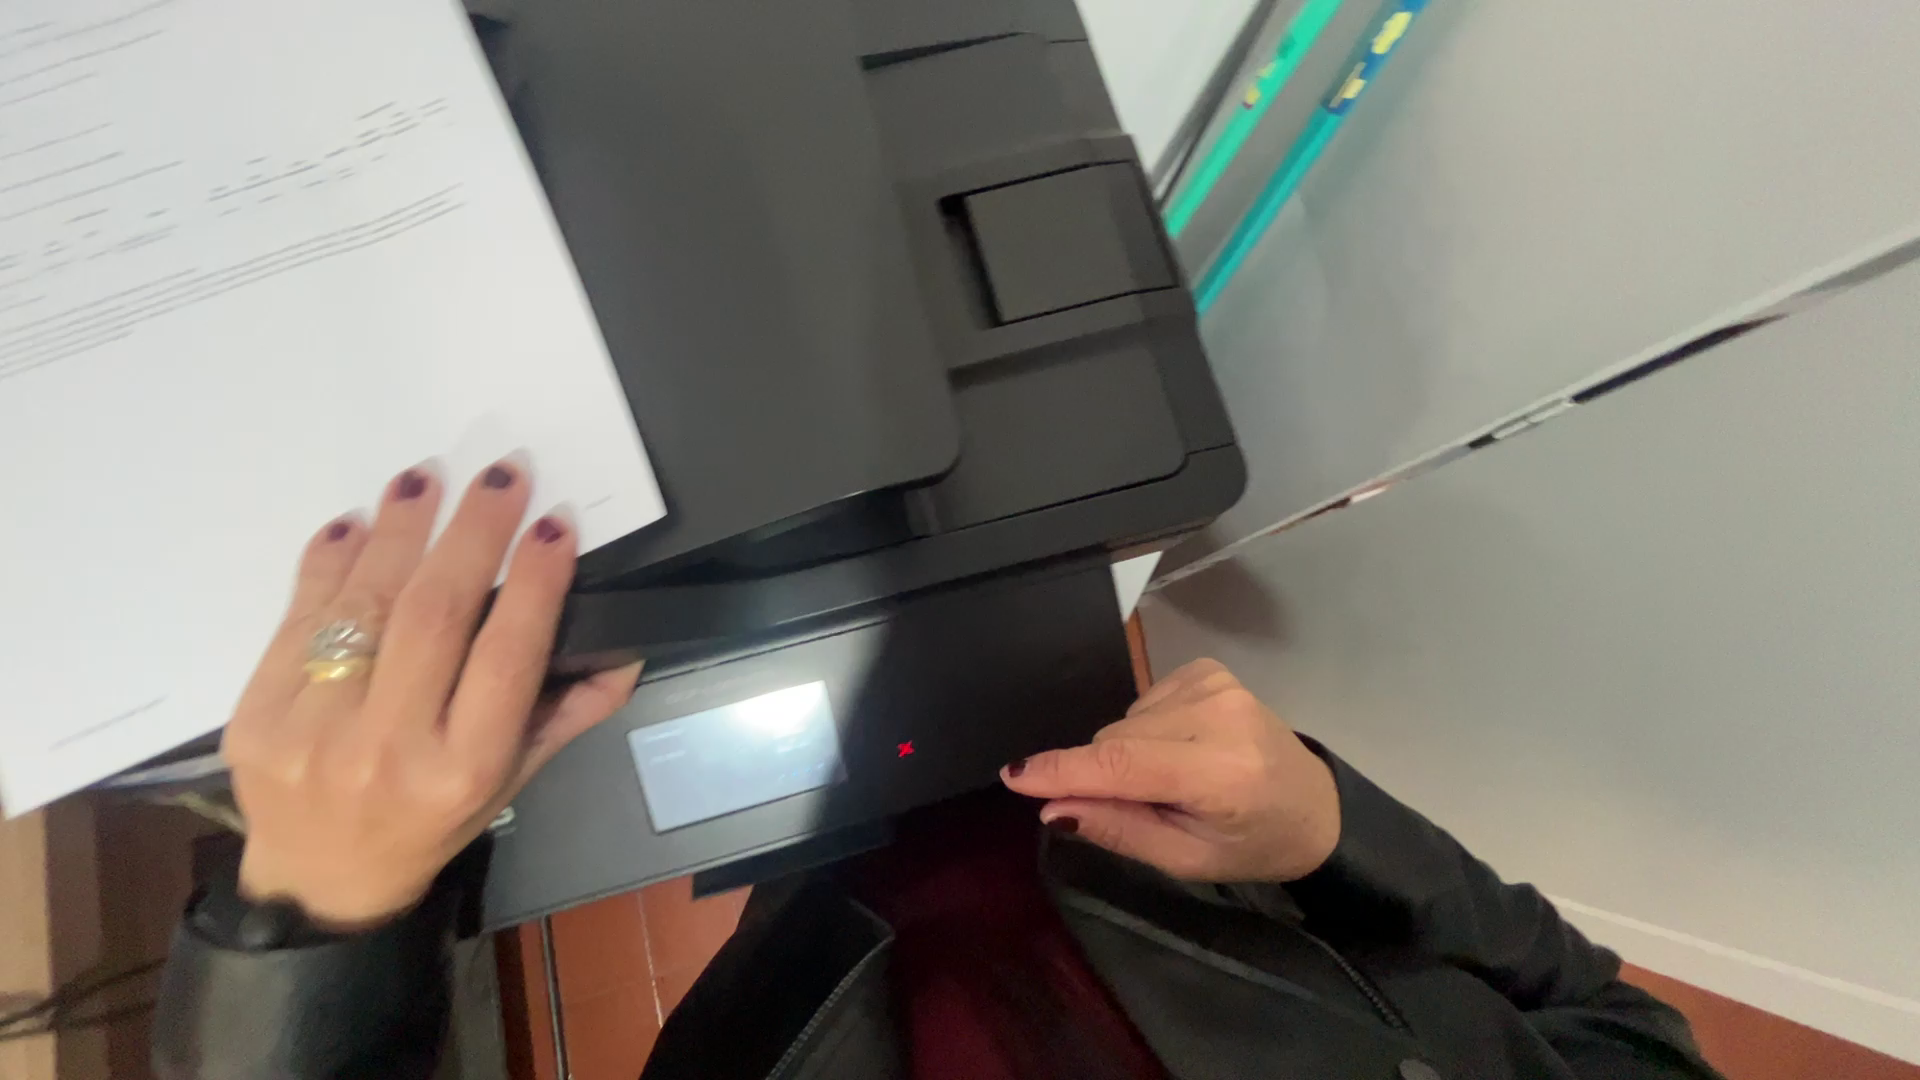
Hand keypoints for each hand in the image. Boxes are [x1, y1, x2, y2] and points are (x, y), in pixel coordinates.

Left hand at [221, 458, 641, 930]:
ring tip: (429, 478)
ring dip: (402, 531)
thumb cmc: (442, 820)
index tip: (554, 524)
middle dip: (474, 533)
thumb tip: (628, 651)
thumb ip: (575, 711)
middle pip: (434, 615)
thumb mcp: (521, 775)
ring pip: (364, 606)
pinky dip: (331, 560)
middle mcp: (389, 745)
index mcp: (466, 764)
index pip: (508, 655)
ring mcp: (311, 727)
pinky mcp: (253, 712)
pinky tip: (362, 519)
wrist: (321, 877)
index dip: (535, 583)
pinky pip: (295, 618)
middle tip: (502, 475)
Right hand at [1000, 659, 1339, 882]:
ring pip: (1124, 721)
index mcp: (1220, 771)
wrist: (1314, 806)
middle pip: (1116, 740)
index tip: (1014, 775)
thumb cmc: (1253, 844)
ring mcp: (1213, 683)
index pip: (1122, 763)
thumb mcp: (1186, 858)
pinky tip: (1182, 747)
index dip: (1064, 770)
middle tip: (1146, 803)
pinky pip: (1142, 703)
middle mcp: (1217, 714)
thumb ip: (1117, 828)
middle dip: (1106, 773)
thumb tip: (1051, 807)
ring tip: (1174, 777)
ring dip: (1129, 752)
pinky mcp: (1207, 669)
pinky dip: (1147, 729)